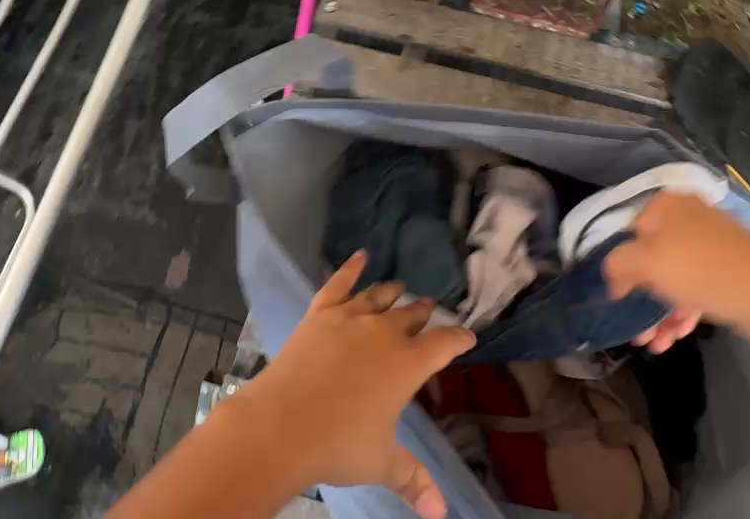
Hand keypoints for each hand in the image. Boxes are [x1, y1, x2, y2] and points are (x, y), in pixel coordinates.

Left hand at [227, 251, 475, 517]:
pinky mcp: (321, 312)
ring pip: (381, 296)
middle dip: (425, 313)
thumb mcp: (382, 462)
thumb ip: (414, 480)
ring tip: (401, 288)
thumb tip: (440, 513)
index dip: (459, 338)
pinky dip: (351, 268)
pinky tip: (359, 256)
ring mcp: (351, 317)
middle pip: (413, 314)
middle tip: (430, 310)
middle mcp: (385, 333)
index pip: (444, 343)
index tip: (468, 336)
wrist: (281, 425)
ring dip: (394, 292)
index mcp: (408, 364)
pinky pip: (340, 283)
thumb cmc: (337, 445)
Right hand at [604, 192, 749, 343]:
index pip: (626, 233)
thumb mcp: (645, 263)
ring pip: (672, 279)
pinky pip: (693, 291)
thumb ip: (616, 264)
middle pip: (649, 259)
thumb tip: (611, 278)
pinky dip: (680, 313)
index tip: (615, 297)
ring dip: (658, 313)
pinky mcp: (727, 272)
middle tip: (632, 329)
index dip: (618, 267)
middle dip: (639, 298)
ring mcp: (709, 247)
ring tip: (650, 344)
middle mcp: (686, 219)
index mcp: (664, 206)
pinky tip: (671, 340)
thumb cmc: (702, 270)